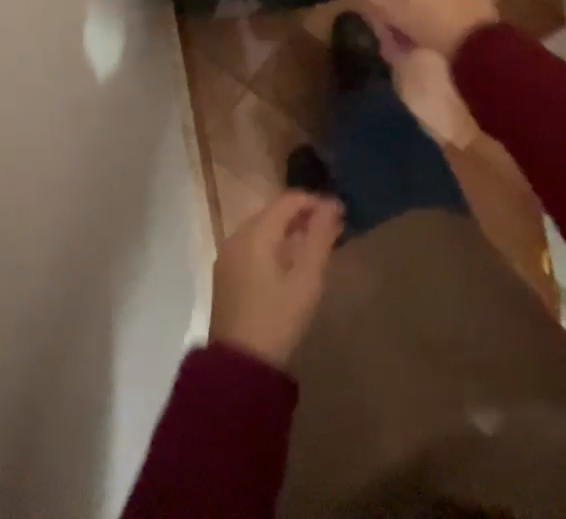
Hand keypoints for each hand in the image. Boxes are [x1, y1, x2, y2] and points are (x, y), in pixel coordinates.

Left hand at [209, 191, 344, 368]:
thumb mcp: (308, 279)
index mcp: (256, 233)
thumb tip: (333, 204)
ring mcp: (227, 255)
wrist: (240, 365)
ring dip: (289, 231)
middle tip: (332, 232)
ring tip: (316, 248)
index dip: (316, 202)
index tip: (340, 216)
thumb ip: (321, 237)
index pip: (289, 200)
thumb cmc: (279, 319)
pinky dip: (273, 246)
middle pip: (274, 212)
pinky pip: (253, 246)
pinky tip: (291, 264)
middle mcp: (236, 236)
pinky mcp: (225, 274)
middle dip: (303, 216)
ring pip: (263, 229)